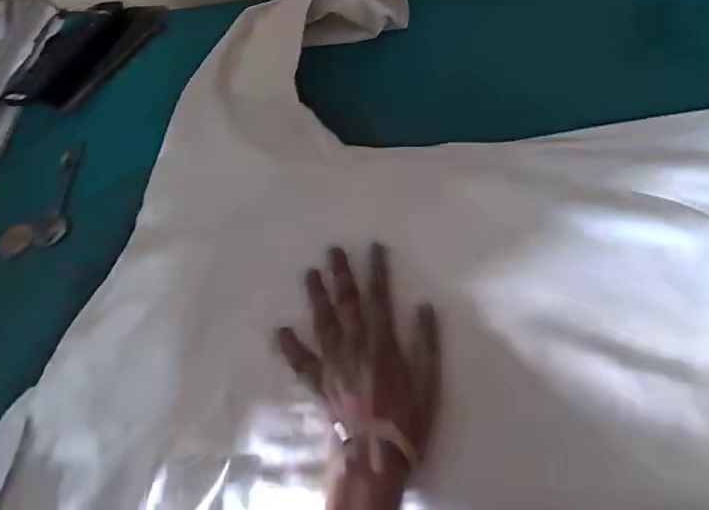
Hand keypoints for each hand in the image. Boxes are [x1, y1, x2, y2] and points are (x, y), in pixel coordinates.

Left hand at [276, 244, 440, 485]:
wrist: (374, 460)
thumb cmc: (405, 422)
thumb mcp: (428, 384)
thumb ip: (427, 345)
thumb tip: (424, 307)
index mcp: (382, 344)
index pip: (380, 298)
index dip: (378, 271)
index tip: (375, 247)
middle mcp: (355, 347)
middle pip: (347, 303)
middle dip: (341, 274)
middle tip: (333, 250)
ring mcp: (334, 365)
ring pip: (323, 323)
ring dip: (317, 296)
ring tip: (310, 273)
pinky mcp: (320, 384)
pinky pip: (302, 363)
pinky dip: (291, 347)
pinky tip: (280, 331)